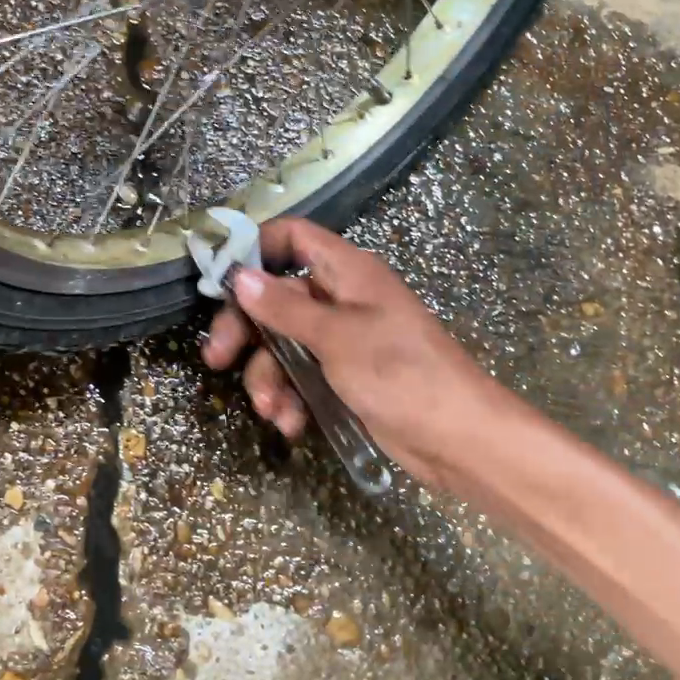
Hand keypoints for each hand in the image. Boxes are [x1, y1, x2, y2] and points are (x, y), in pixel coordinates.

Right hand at [202, 219, 503, 487]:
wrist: (462, 442)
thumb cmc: (402, 374)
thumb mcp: (336, 337)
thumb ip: (284, 308)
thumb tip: (239, 276)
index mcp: (347, 272)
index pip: (293, 237)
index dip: (255, 250)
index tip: (221, 279)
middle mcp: (341, 299)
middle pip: (275, 297)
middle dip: (245, 329)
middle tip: (217, 357)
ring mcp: (342, 339)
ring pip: (282, 343)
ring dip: (267, 376)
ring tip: (270, 410)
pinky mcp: (343, 376)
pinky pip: (301, 375)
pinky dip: (290, 397)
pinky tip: (291, 424)